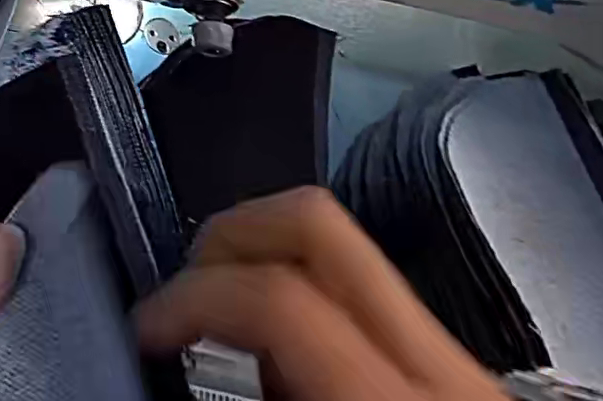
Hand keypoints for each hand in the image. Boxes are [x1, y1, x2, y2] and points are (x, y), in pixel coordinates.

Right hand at [135, 187, 506, 400]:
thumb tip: (192, 372)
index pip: (283, 299)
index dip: (195, 297)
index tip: (146, 325)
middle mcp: (443, 368)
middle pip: (317, 225)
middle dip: (230, 235)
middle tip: (184, 286)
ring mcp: (456, 364)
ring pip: (336, 252)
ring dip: (260, 268)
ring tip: (221, 331)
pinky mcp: (455, 376)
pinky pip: (356, 300)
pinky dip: (298, 308)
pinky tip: (281, 376)